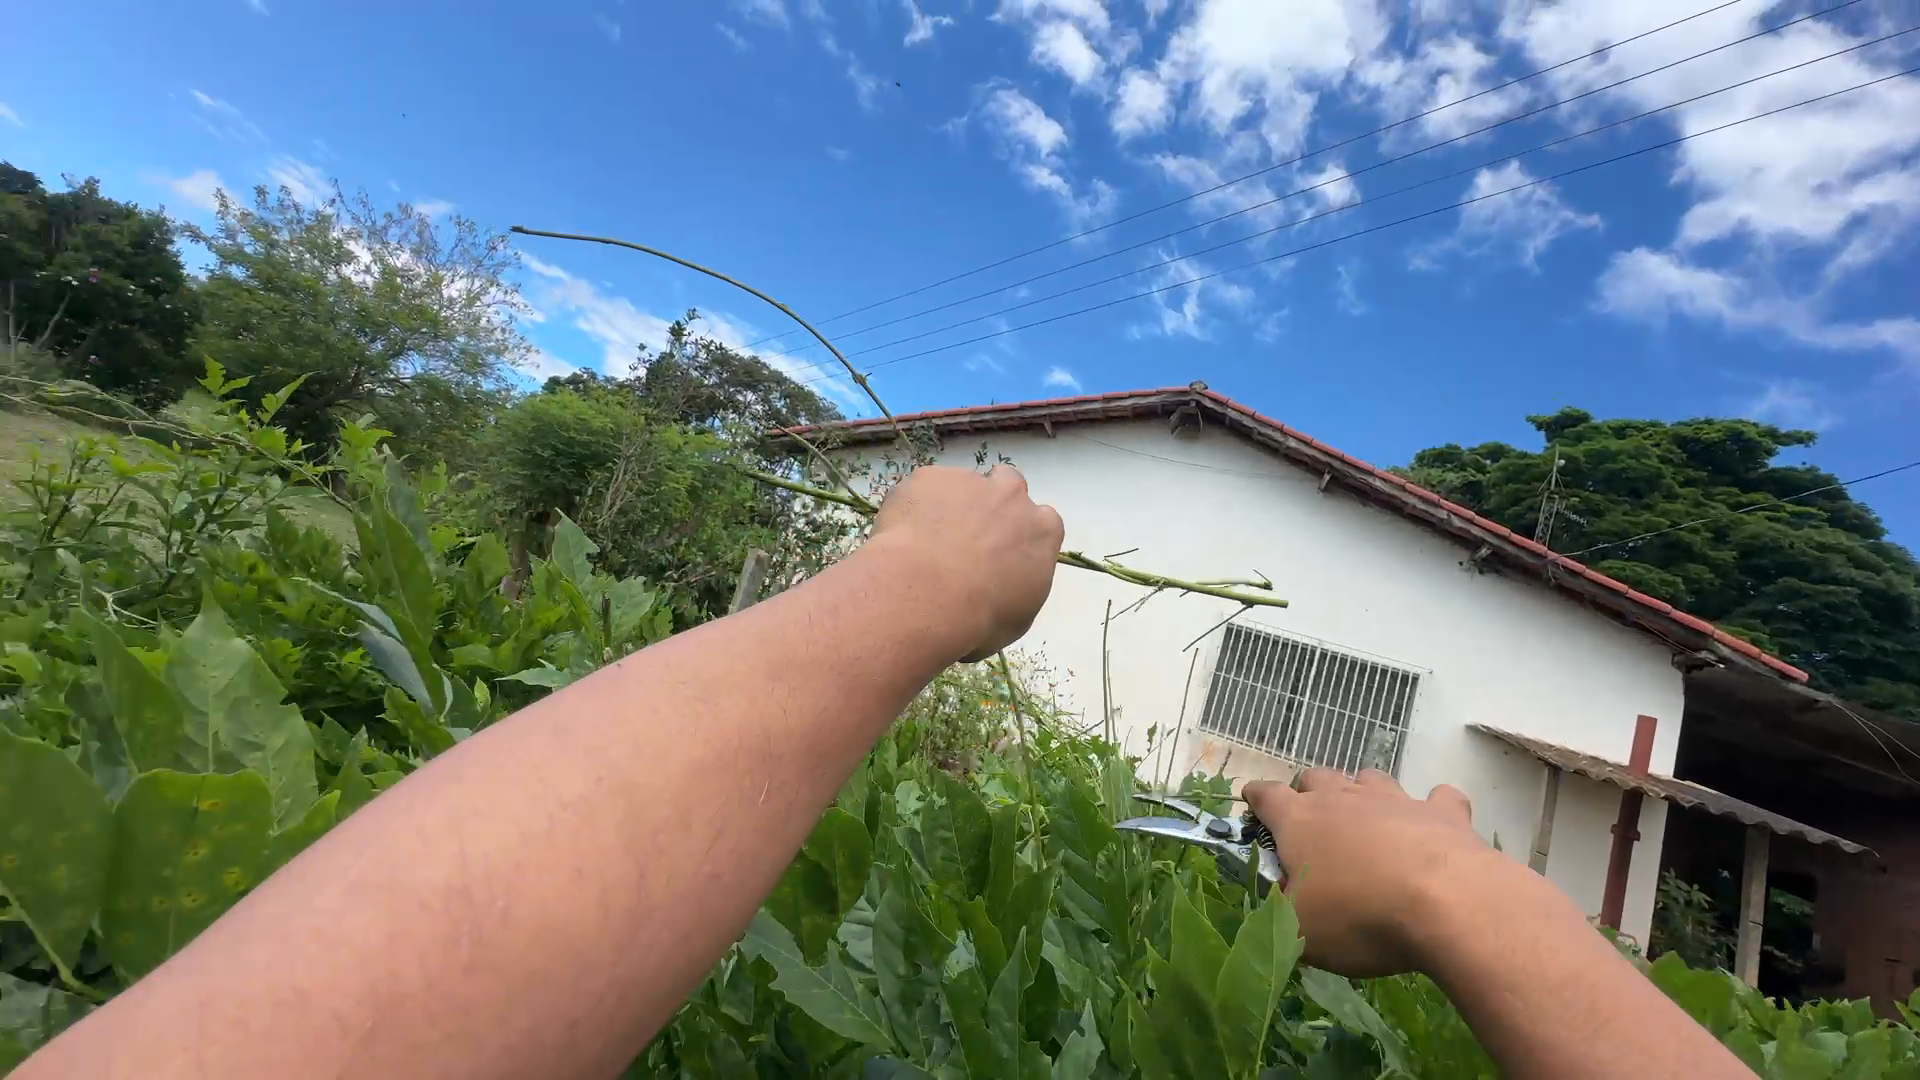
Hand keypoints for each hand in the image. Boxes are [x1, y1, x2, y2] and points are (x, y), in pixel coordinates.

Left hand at [870, 465, 1064, 661]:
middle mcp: (1012, 496)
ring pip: (961, 485)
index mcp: (1042, 530)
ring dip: (950, 506)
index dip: (1020, 537)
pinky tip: (901, 539)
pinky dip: (913, 509)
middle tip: (967, 537)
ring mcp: (969, 481)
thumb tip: (998, 594)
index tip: (1003, 555)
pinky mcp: (928, 478)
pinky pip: (922, 490)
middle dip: (992, 505)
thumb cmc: (979, 618)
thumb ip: (1016, 590)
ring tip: (925, 543)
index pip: (1043, 523)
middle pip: (1008, 486)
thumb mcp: (1015, 620)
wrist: (926, 594)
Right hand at [1244, 768, 1511, 978]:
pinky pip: (1439, 798)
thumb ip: (1281, 908)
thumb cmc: (1360, 915)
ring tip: (1371, 822)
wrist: (1449, 905)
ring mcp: (1393, 799)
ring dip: (1365, 793)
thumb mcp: (1301, 928)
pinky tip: (1436, 827)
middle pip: (1316, 777)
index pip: (1264, 795)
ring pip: (1369, 778)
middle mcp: (1340, 797)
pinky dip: (1434, 809)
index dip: (1256, 799)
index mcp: (1298, 819)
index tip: (1254, 806)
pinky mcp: (1442, 812)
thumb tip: (1278, 899)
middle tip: (1316, 825)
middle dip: (1310, 792)